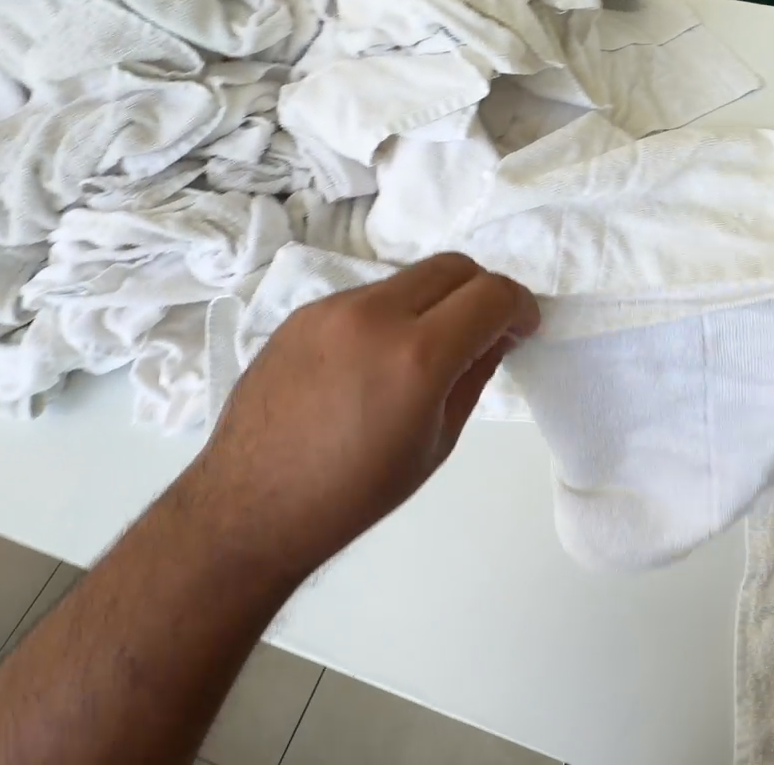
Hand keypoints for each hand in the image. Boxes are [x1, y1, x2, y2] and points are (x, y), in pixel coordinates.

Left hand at [185, 253, 539, 576]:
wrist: (250, 506)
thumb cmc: (356, 492)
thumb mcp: (439, 441)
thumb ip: (475, 373)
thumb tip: (496, 335)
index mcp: (418, 356)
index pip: (492, 295)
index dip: (521, 306)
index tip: (523, 328)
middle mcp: (375, 315)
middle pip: (455, 266)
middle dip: (484, 291)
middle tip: (484, 331)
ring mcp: (333, 308)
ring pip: (411, 277)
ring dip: (438, 300)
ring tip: (426, 349)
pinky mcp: (303, 312)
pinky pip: (369, 295)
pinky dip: (394, 312)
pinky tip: (377, 358)